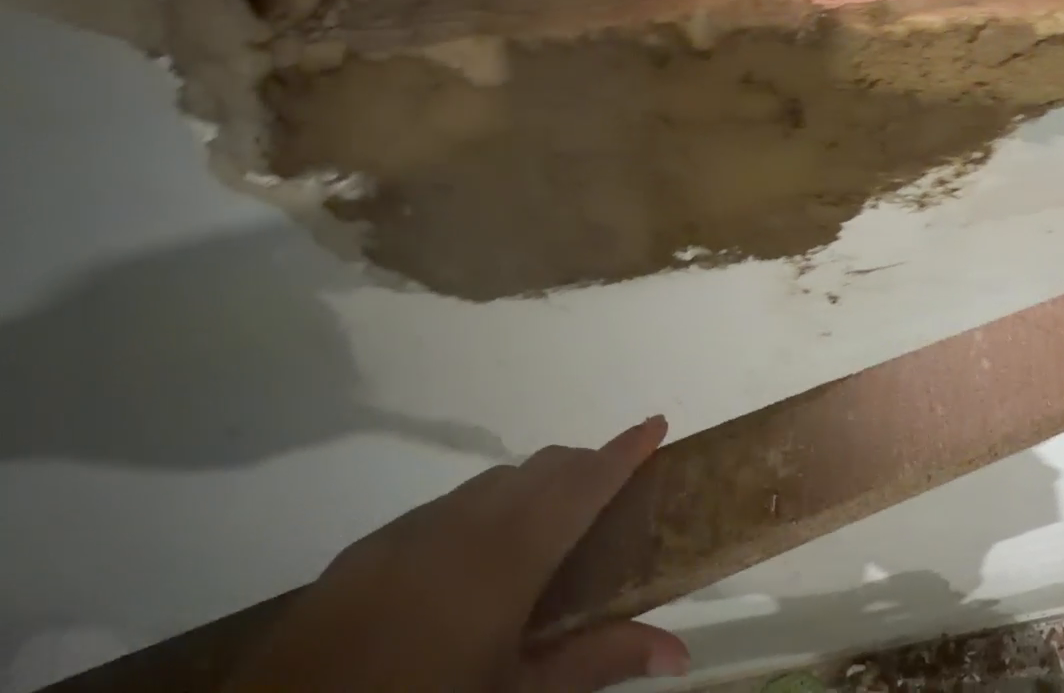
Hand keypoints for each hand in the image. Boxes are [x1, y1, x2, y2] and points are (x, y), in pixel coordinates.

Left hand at [224, 417, 688, 692]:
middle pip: (543, 467)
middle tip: (615, 493)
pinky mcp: (365, 551)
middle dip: (586, 465)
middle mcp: (463, 524)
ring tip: (550, 531)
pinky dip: (484, 509)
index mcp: (509, 555)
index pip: (584, 481)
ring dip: (535, 487)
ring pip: (493, 482)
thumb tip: (680, 652)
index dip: (626, 448)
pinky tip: (473, 563)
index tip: (658, 422)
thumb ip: (599, 660)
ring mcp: (409, 532)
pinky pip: (446, 506)